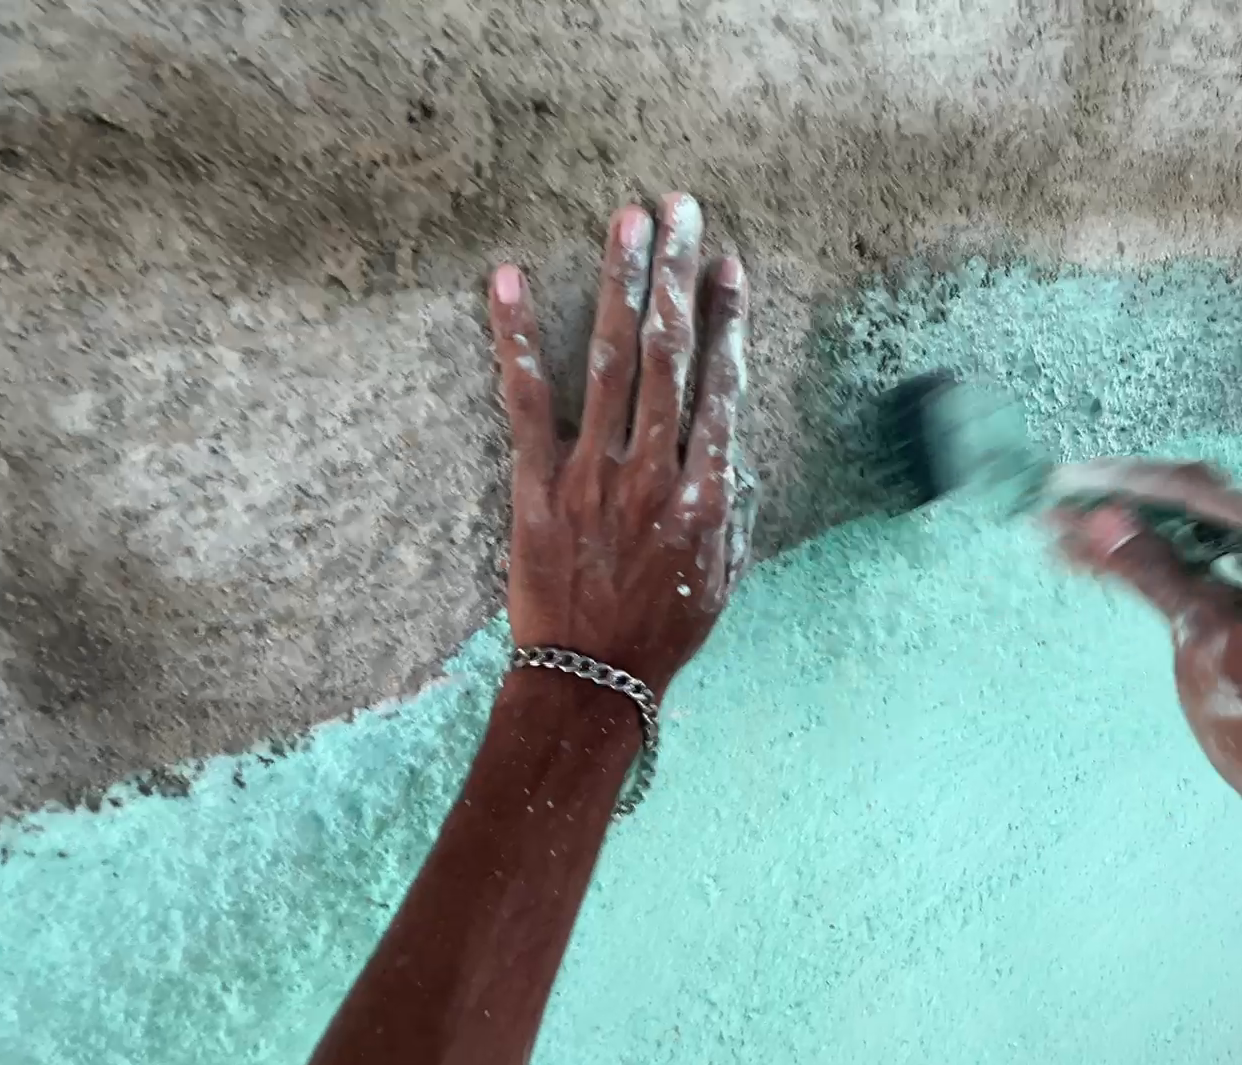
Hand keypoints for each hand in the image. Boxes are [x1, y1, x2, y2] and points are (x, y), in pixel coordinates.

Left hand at [487, 193, 752, 697]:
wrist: (594, 678)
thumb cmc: (667, 630)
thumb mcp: (725, 576)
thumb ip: (736, 509)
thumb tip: (736, 453)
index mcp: (707, 495)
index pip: (723, 388)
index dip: (729, 321)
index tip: (728, 268)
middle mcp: (656, 471)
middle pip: (671, 355)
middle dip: (677, 275)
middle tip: (680, 209)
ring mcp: (594, 474)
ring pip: (610, 362)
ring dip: (618, 284)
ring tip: (625, 221)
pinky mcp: (537, 486)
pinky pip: (525, 402)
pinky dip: (513, 338)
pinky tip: (505, 280)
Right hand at [1046, 461, 1241, 835]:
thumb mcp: (1210, 650)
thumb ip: (1160, 576)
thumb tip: (1104, 519)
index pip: (1198, 493)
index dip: (1124, 484)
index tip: (1066, 484)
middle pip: (1189, 503)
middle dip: (1116, 502)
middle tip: (1053, 505)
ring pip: (1181, 531)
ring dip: (1120, 530)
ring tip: (1058, 532)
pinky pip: (1188, 562)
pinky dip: (1139, 560)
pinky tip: (1093, 561)